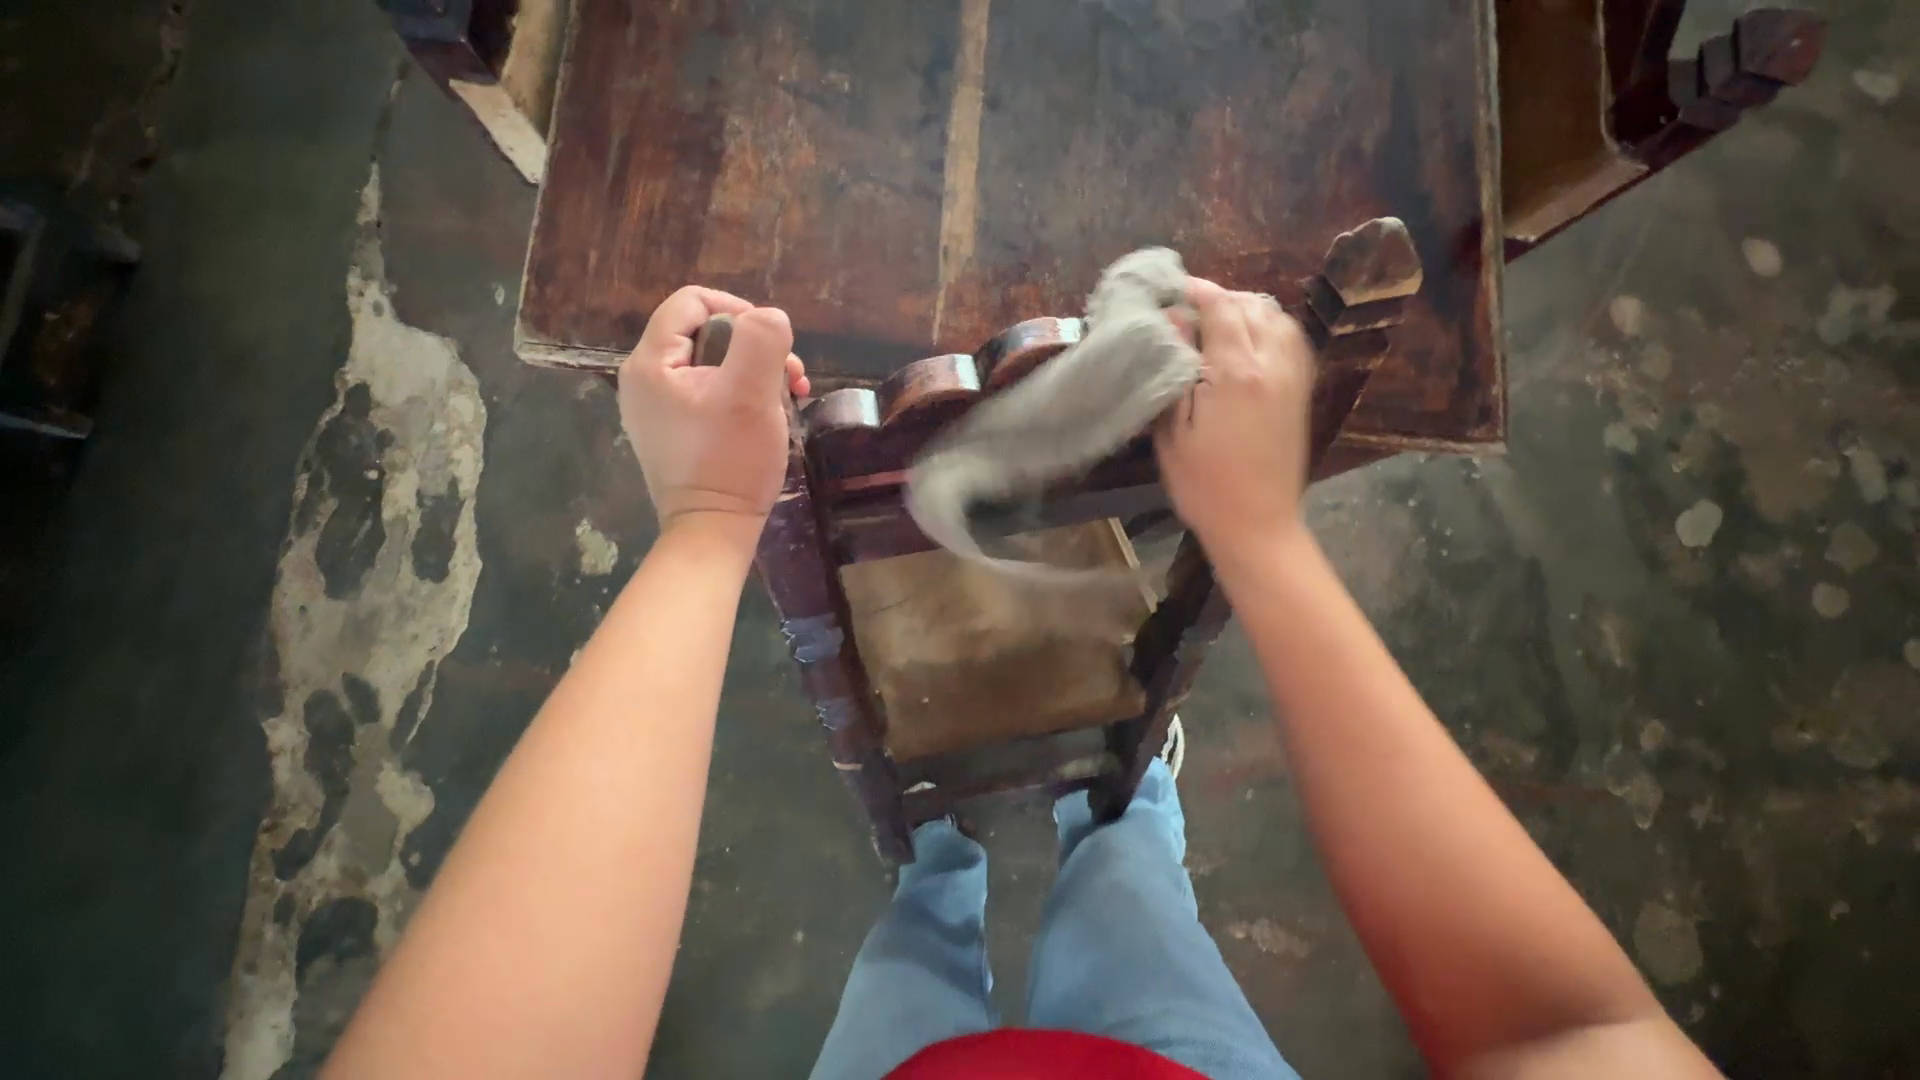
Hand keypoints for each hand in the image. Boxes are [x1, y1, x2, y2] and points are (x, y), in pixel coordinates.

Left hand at [618, 286, 809, 543]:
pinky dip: (742, 397)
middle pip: (706, 333)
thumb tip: (771, 318)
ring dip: (756, 374)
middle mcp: (644, 380)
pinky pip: (709, 394)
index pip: (693, 302)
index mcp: (651, 362)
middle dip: (755, 349)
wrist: (713, 530)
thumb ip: (762, 341)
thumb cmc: (731, 461)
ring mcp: (657, 409)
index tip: (775, 344)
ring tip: (788, 399)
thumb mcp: (752, 393)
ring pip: (713, 365)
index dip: (740, 311)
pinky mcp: (673, 433)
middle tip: (791, 380)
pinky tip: (768, 417)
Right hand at [1155, 278, 1315, 557]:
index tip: (1169, 290)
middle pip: (1248, 305)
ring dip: (1244, 309)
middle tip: (1185, 309)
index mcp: (1236, 371)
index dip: (1194, 291)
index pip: (1219, 307)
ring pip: (1274, 317)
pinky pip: (1290, 339)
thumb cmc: (1203, 484)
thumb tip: (1171, 322)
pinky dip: (1268, 326)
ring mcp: (1292, 375)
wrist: (1257, 523)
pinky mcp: (1301, 390)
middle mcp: (1271, 362)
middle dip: (1217, 298)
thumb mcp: (1172, 431)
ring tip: (1215, 321)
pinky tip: (1248, 339)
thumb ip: (1173, 371)